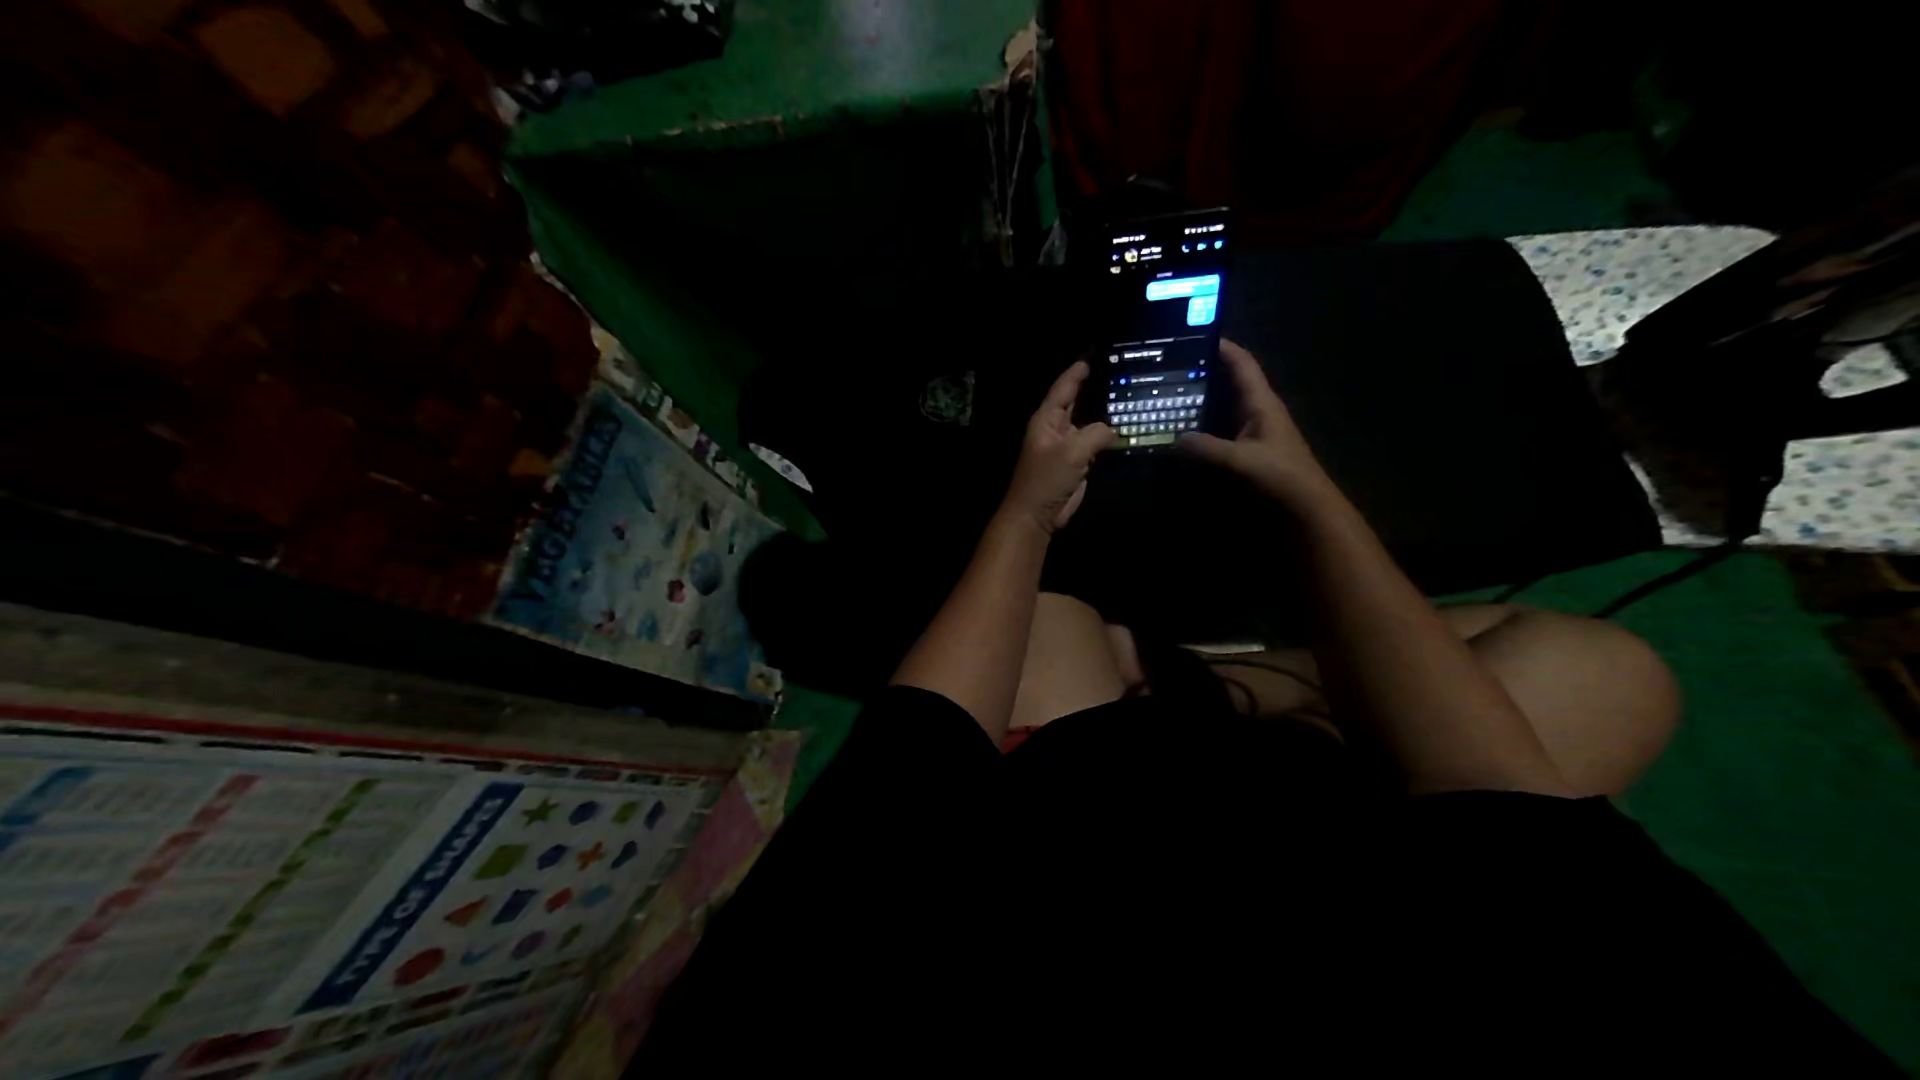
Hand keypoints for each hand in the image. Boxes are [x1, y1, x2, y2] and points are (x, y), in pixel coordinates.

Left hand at [1003, 360, 1117, 533]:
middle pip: (1076, 402)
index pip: (1063, 388)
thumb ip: (1096, 434)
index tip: (1091, 357)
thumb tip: (1113, 431)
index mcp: (1047, 419)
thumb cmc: (1046, 479)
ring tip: (1126, 396)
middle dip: (1093, 388)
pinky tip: (1125, 428)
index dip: (1076, 372)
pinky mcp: (1077, 463)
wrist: (1037, 514)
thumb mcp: (1072, 451)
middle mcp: (1056, 428)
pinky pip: (1094, 443)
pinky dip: (1107, 436)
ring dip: (1104, 413)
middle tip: (1116, 371)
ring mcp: (1067, 446)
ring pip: (1088, 423)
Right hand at [1178, 339, 1334, 507]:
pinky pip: (1218, 429)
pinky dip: (1200, 425)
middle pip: (1228, 381)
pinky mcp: (1245, 449)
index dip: (1222, 347)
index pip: (1242, 364)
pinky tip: (1179, 430)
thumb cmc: (1282, 477)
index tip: (1193, 335)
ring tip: (1166, 394)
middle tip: (1168, 366)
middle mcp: (1256, 411)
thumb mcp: (1243, 461)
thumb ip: (1208, 449)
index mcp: (1261, 403)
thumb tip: (1175, 438)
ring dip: (1199, 399)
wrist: (1306, 508)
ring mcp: (1251, 431)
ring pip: (1221, 405)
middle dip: (1202, 371)